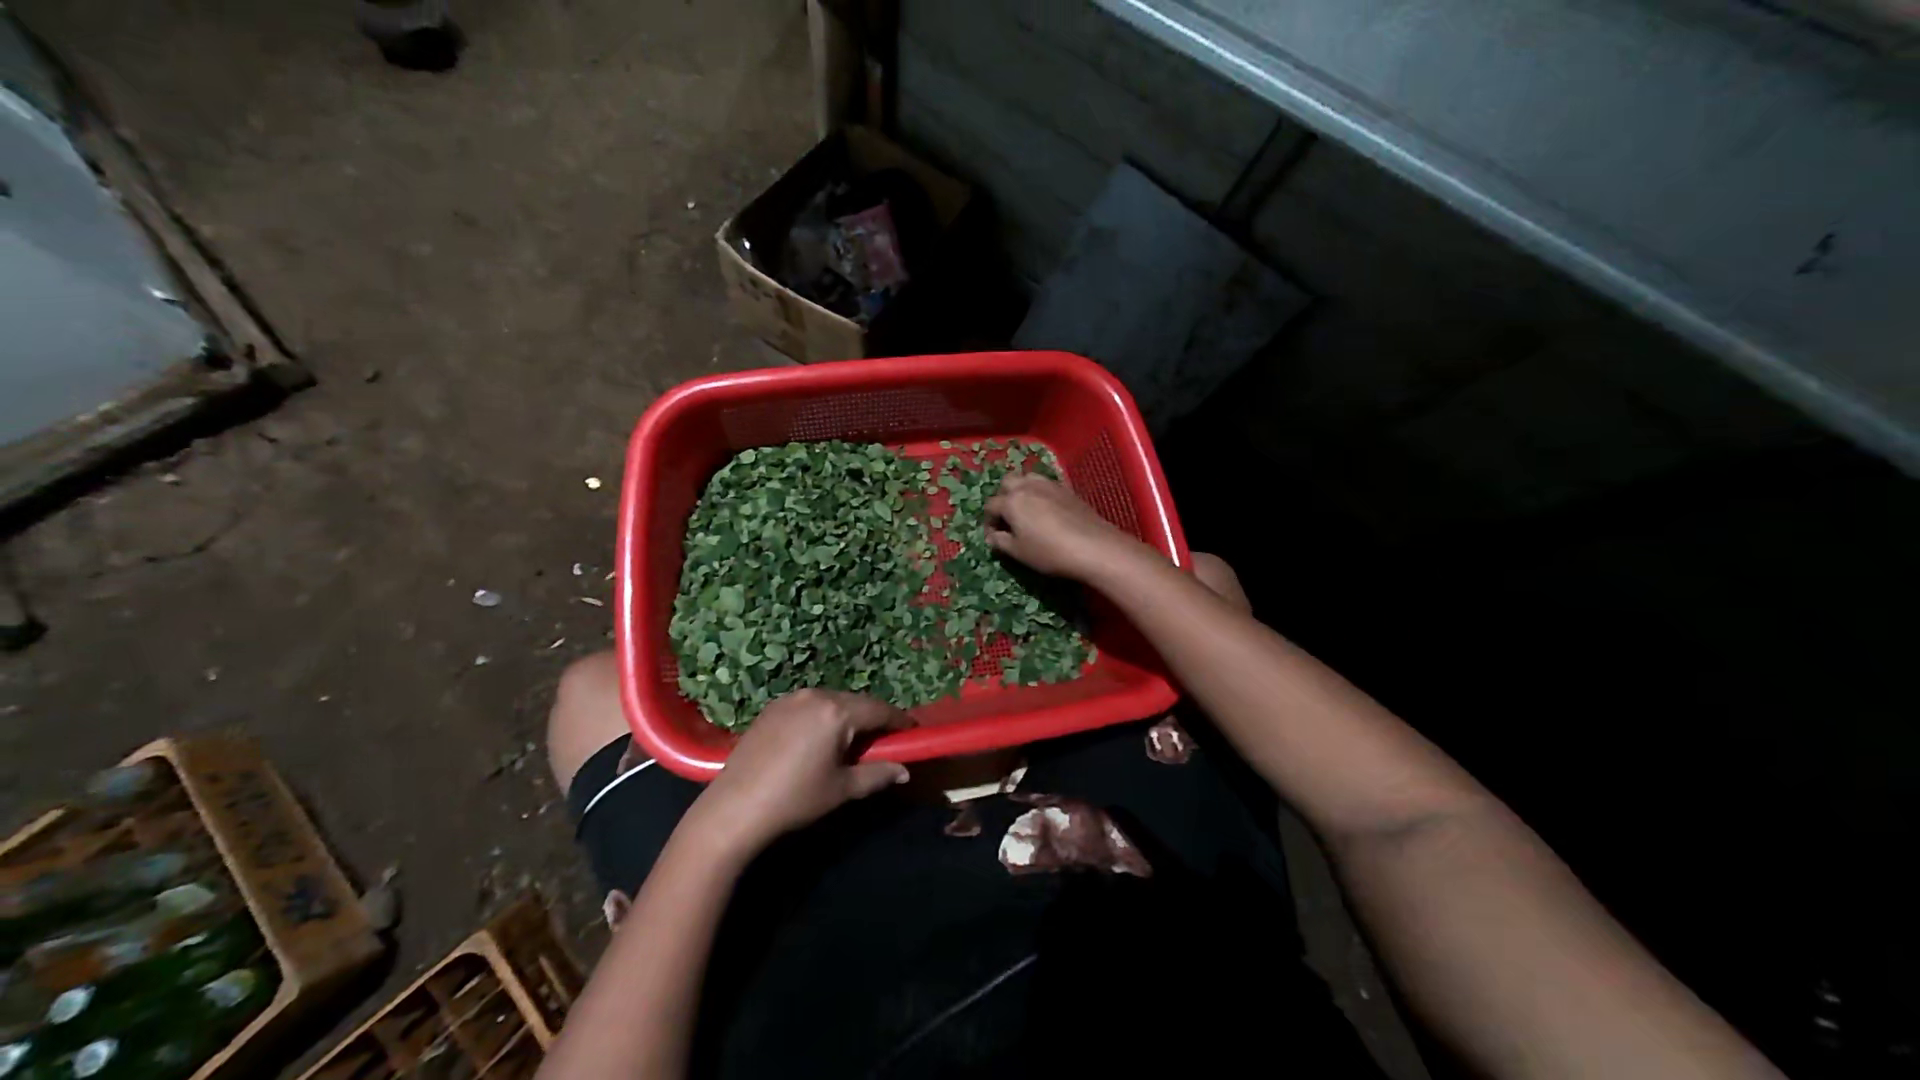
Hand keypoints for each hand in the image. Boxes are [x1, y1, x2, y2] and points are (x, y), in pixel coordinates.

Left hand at [685, 690, 909, 857]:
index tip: (911, 732)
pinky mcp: (771, 708)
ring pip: (832, 701)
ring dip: (847, 716)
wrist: (735, 807)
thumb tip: (904, 770)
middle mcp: (815, 695)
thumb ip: (877, 774)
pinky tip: (819, 740)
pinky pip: (809, 705)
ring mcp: (790, 699)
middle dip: (873, 718)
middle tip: (884, 740)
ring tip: (851, 742)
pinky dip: (822, 717)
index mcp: (837, 711)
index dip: (899, 721)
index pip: (879, 709)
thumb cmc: (796, 798)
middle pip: (856, 702)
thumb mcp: (842, 789)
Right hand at [984, 474, 1152, 582]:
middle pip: (1007, 484)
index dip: (988, 522)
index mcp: (1011, 501)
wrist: (1093, 546)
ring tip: (1026, 510)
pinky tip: (1046, 511)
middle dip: (1003, 498)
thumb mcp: (1019, 552)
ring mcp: (1049, 485)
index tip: (993, 536)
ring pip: (1027, 479)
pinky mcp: (1067, 489)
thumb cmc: (1049, 552)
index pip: (990, 506)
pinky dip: (1039, 493)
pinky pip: (1045, 485)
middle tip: (1008, 518)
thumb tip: (992, 536)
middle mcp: (1027, 486)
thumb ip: (1001, 542)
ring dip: (1021, 490)